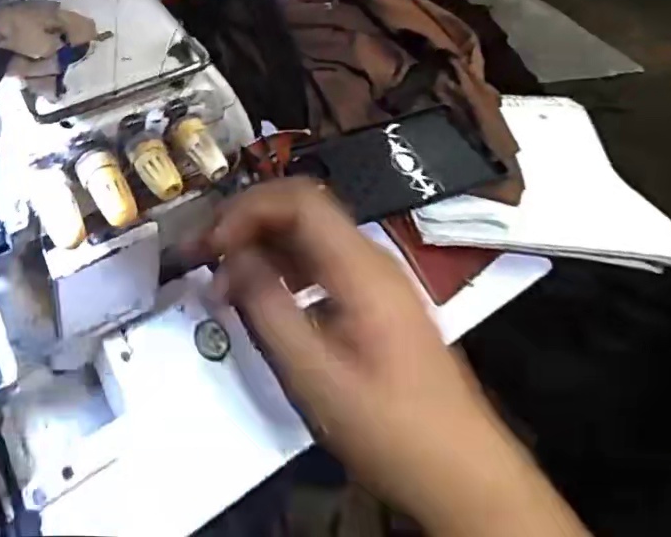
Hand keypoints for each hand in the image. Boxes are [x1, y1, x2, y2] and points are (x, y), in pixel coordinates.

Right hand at [202, 179, 589, 536]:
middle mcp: (370, 256)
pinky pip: (323, 259)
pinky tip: (263, 292)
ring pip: (311, 233)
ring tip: (224, 275)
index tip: (211, 243)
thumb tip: (231, 259)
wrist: (464, 470)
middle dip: (249, 220)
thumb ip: (269, 310)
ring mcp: (377, 275)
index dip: (248, 209)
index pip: (299, 200)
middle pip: (303, 208)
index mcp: (361, 266)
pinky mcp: (376, 296)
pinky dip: (286, 264)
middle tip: (205, 252)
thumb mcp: (317, 377)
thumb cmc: (390, 426)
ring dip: (265, 243)